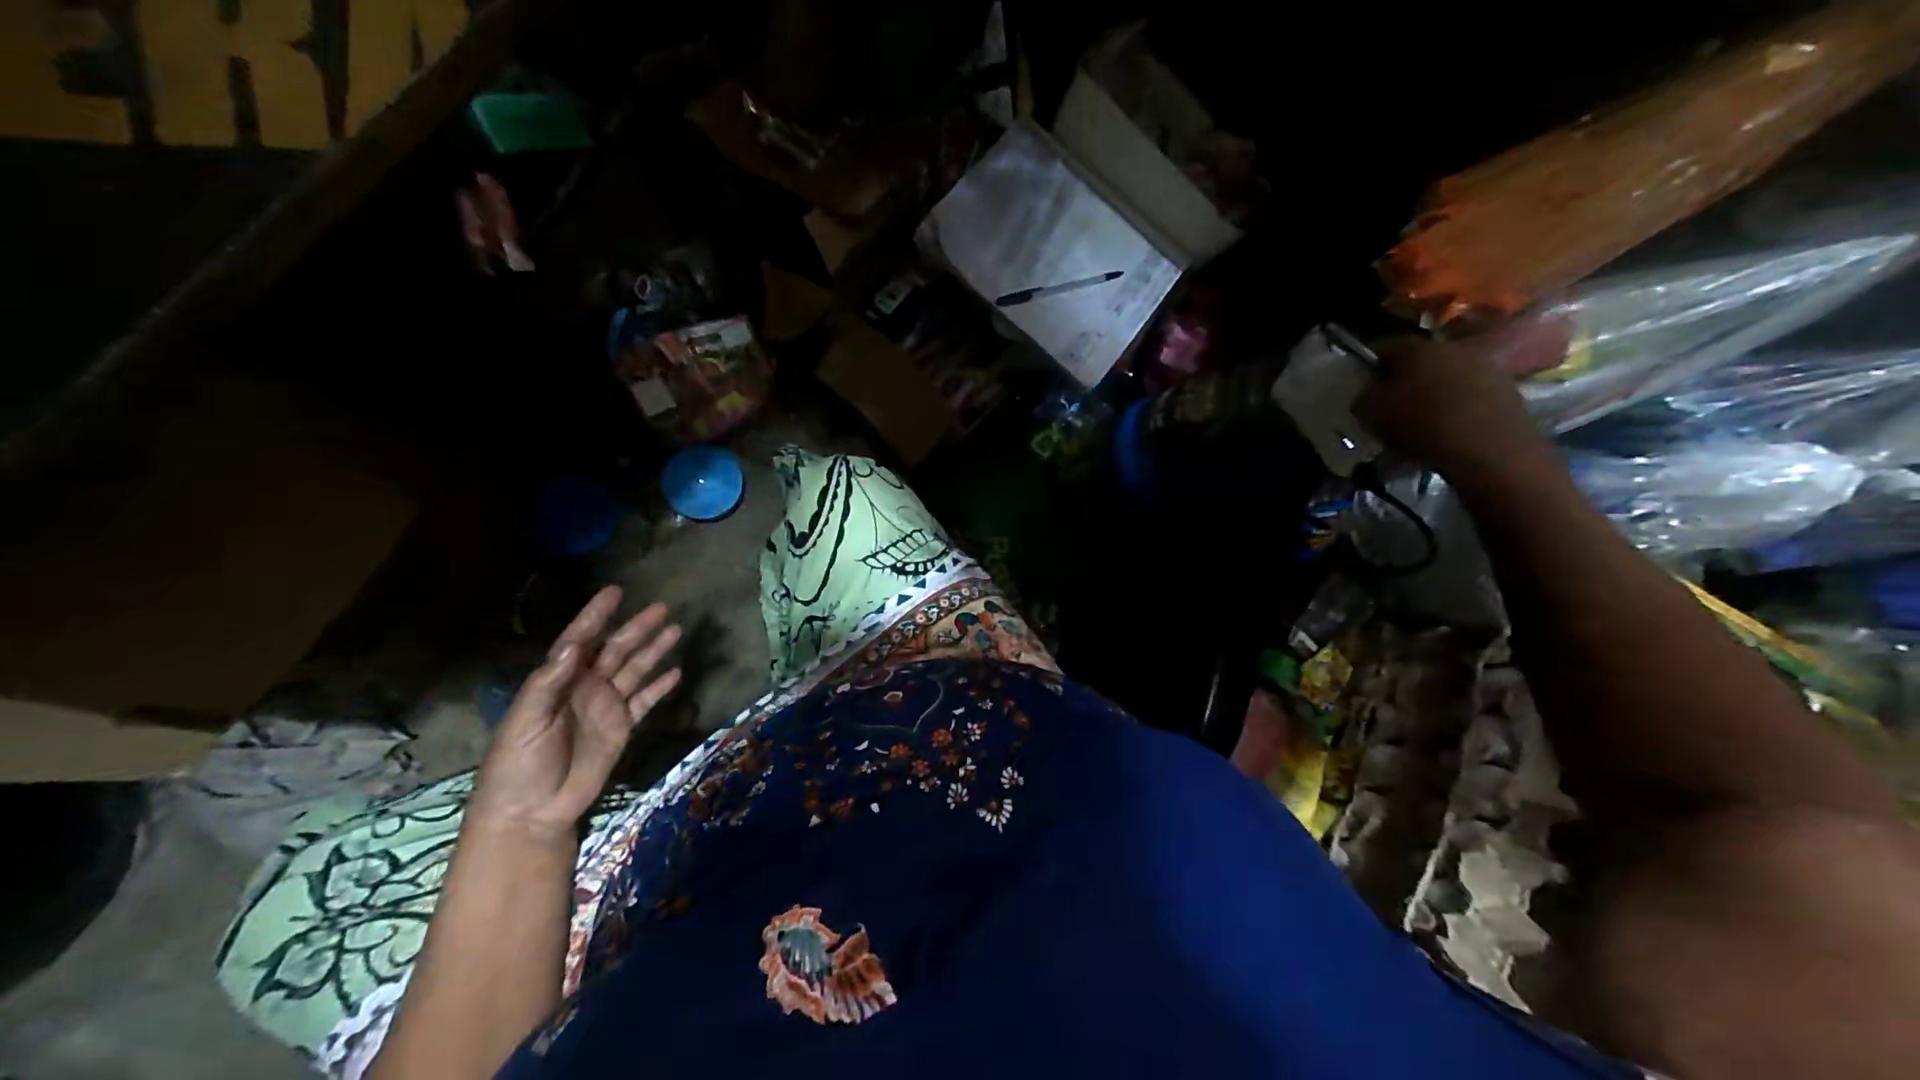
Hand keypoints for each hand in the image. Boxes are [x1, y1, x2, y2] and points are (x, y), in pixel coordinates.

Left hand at [467, 586, 681, 842]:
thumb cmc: (517, 765)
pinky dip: (660, 687)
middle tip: (661, 607)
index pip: (580, 640)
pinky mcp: (621, 728)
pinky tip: (676, 673)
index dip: (596, 615)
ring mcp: (605, 707)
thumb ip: (548, 683)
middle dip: (637, 628)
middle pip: (616, 650)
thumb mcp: (524, 722)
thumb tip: (573, 645)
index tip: (615, 592)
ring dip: (653, 650)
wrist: (531, 812)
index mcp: (558, 681)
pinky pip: (644, 702)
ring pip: (634, 670)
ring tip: (675, 629)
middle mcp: (585, 687)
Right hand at [1355, 319, 1568, 486]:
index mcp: (1415, 348)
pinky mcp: (1504, 387)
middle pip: (1418, 359)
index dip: (1369, 364)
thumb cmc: (1421, 424)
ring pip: (1445, 374)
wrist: (1488, 446)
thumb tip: (1366, 393)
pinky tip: (1449, 425)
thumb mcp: (1371, 414)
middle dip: (1404, 377)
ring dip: (1432, 390)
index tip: (1363, 383)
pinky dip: (1456, 403)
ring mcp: (1481, 365)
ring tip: (1422, 416)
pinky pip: (1469, 391)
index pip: (1383, 346)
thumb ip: (1362, 398)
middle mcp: (1450, 348)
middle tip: (1392, 401)